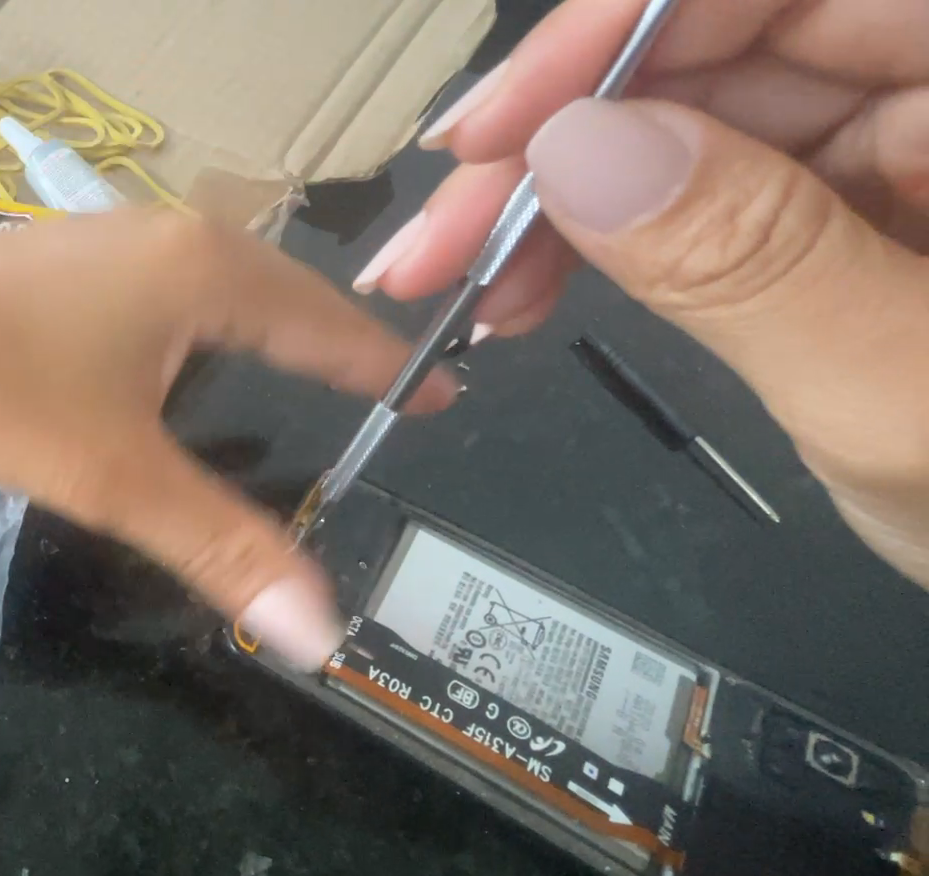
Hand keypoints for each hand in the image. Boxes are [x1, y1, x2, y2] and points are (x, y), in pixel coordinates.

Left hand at [0, 211, 459, 669]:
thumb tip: (322, 634)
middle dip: (322, 349)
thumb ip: (218, 545)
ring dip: (248, 342)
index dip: (386, 363)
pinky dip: (178, 341)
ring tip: (288, 388)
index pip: (327, 321)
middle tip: (371, 398)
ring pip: (204, 297)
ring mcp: (98, 245)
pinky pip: (147, 302)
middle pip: (272, 300)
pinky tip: (166, 373)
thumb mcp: (113, 476)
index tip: (444, 389)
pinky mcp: (49, 268)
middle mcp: (162, 237)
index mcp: (204, 271)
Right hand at [352, 0, 928, 583]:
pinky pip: (706, 188)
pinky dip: (604, 241)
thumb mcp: (911, 404)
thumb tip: (572, 155)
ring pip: (696, 122)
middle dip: (551, 148)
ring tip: (466, 289)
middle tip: (430, 249)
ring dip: (556, 207)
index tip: (484, 135)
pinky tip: (534, 292)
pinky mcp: (873, 191)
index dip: (621, 32)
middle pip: (733, 44)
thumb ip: (748, 264)